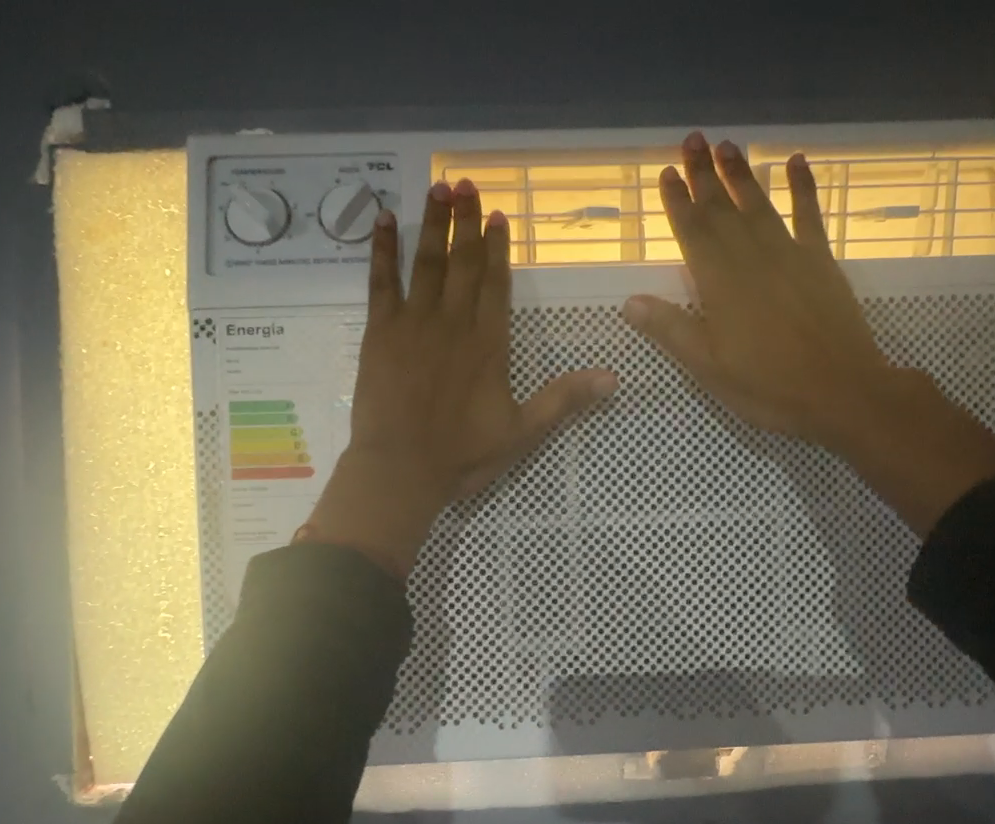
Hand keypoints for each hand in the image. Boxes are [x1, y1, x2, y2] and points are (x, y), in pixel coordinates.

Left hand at [306, 179, 618, 574]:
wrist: (401, 469)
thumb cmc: (462, 456)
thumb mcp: (522, 432)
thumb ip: (564, 399)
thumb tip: (614, 377)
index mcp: (489, 343)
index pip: (496, 283)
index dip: (498, 247)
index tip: (498, 213)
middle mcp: (454, 322)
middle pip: (463, 262)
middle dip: (466, 221)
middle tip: (466, 183)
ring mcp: (414, 324)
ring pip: (426, 262)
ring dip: (433, 224)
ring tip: (438, 188)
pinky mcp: (380, 333)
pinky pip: (381, 281)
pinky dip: (382, 250)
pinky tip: (383, 220)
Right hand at [624, 132, 994, 534]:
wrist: (841, 391)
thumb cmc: (766, 386)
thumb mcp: (707, 366)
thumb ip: (670, 329)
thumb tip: (630, 300)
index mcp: (719, 284)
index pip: (692, 233)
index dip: (678, 202)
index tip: (666, 172)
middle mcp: (751, 258)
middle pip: (722, 210)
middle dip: (705, 175)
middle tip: (691, 139)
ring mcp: (790, 256)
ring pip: (759, 205)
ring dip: (742, 174)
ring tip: (727, 144)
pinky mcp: (820, 262)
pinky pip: (810, 215)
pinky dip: (802, 187)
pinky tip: (795, 162)